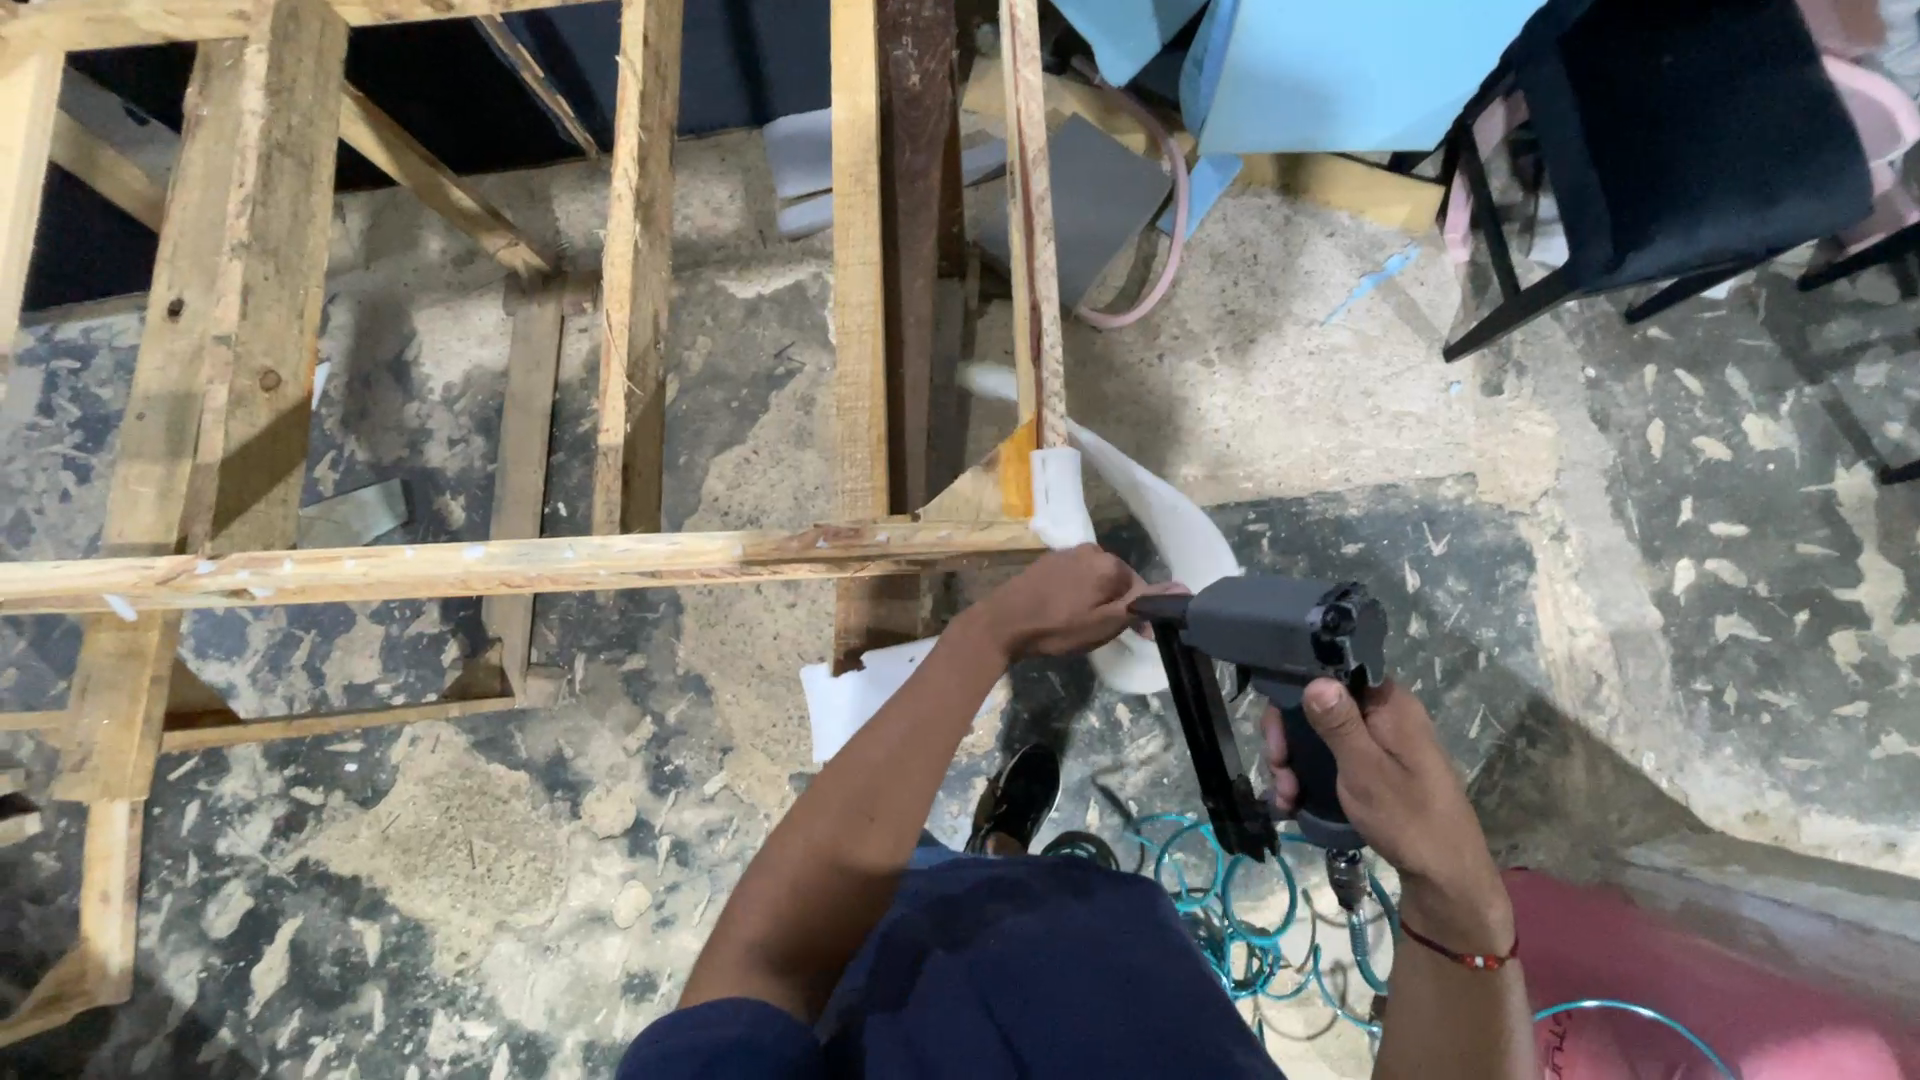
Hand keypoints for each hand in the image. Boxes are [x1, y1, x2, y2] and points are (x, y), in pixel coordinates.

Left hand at [970, 544, 1181, 659]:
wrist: (1001, 623)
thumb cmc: (1057, 627)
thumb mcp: (1105, 622)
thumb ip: (1143, 604)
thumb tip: (1184, 586)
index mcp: (1108, 562)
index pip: (1140, 588)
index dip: (1140, 613)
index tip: (1136, 636)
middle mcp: (1090, 550)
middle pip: (1117, 580)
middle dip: (1118, 605)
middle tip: (1107, 633)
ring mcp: (1065, 554)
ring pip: (1095, 579)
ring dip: (1098, 600)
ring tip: (1085, 626)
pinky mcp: (1047, 563)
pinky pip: (1075, 578)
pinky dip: (1078, 594)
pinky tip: (1066, 613)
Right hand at [1263, 679, 1512, 951]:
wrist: (1444, 877)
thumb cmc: (1408, 819)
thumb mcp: (1365, 770)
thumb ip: (1339, 724)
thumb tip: (1316, 679)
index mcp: (1389, 705)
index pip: (1332, 677)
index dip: (1296, 697)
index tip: (1276, 732)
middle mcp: (1384, 715)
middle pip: (1319, 707)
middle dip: (1289, 739)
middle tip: (1277, 768)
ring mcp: (1378, 742)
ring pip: (1319, 735)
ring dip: (1294, 762)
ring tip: (1286, 795)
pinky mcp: (1373, 766)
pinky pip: (1331, 758)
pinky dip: (1309, 775)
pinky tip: (1294, 800)